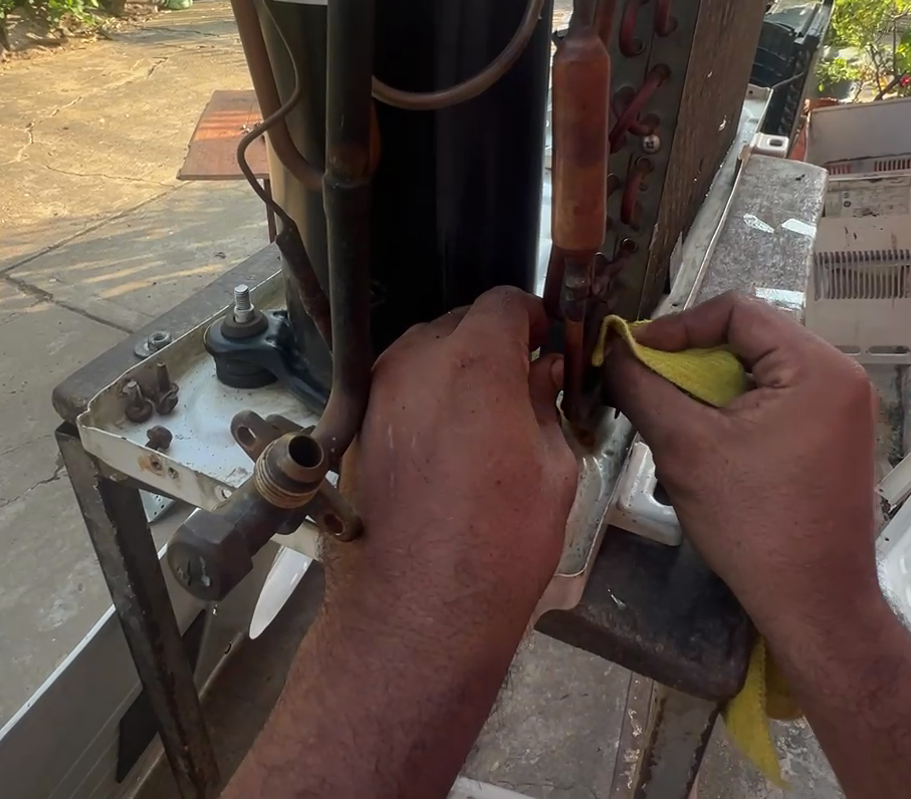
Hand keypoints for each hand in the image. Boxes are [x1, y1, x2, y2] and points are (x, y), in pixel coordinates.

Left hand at [325, 286, 577, 650]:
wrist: (418, 609)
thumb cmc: (500, 542)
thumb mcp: (551, 468)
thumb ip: (543, 402)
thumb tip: (542, 369)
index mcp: (474, 361)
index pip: (502, 301)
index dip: (530, 313)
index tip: (544, 336)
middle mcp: (416, 361)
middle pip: (461, 321)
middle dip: (493, 339)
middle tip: (519, 377)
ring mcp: (379, 391)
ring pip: (425, 350)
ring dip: (456, 363)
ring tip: (481, 409)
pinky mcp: (359, 423)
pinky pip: (398, 384)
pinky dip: (425, 390)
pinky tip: (444, 434)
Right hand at [604, 291, 881, 641]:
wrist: (815, 604)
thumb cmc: (754, 522)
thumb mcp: (685, 446)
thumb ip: (642, 386)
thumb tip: (611, 351)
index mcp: (816, 367)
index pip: (737, 310)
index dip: (678, 325)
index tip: (635, 352)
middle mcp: (838, 375)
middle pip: (748, 336)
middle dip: (689, 355)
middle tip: (646, 378)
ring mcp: (840, 407)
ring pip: (757, 366)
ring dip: (706, 380)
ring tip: (668, 405)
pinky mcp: (831, 434)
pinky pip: (772, 395)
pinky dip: (730, 403)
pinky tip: (704, 431)